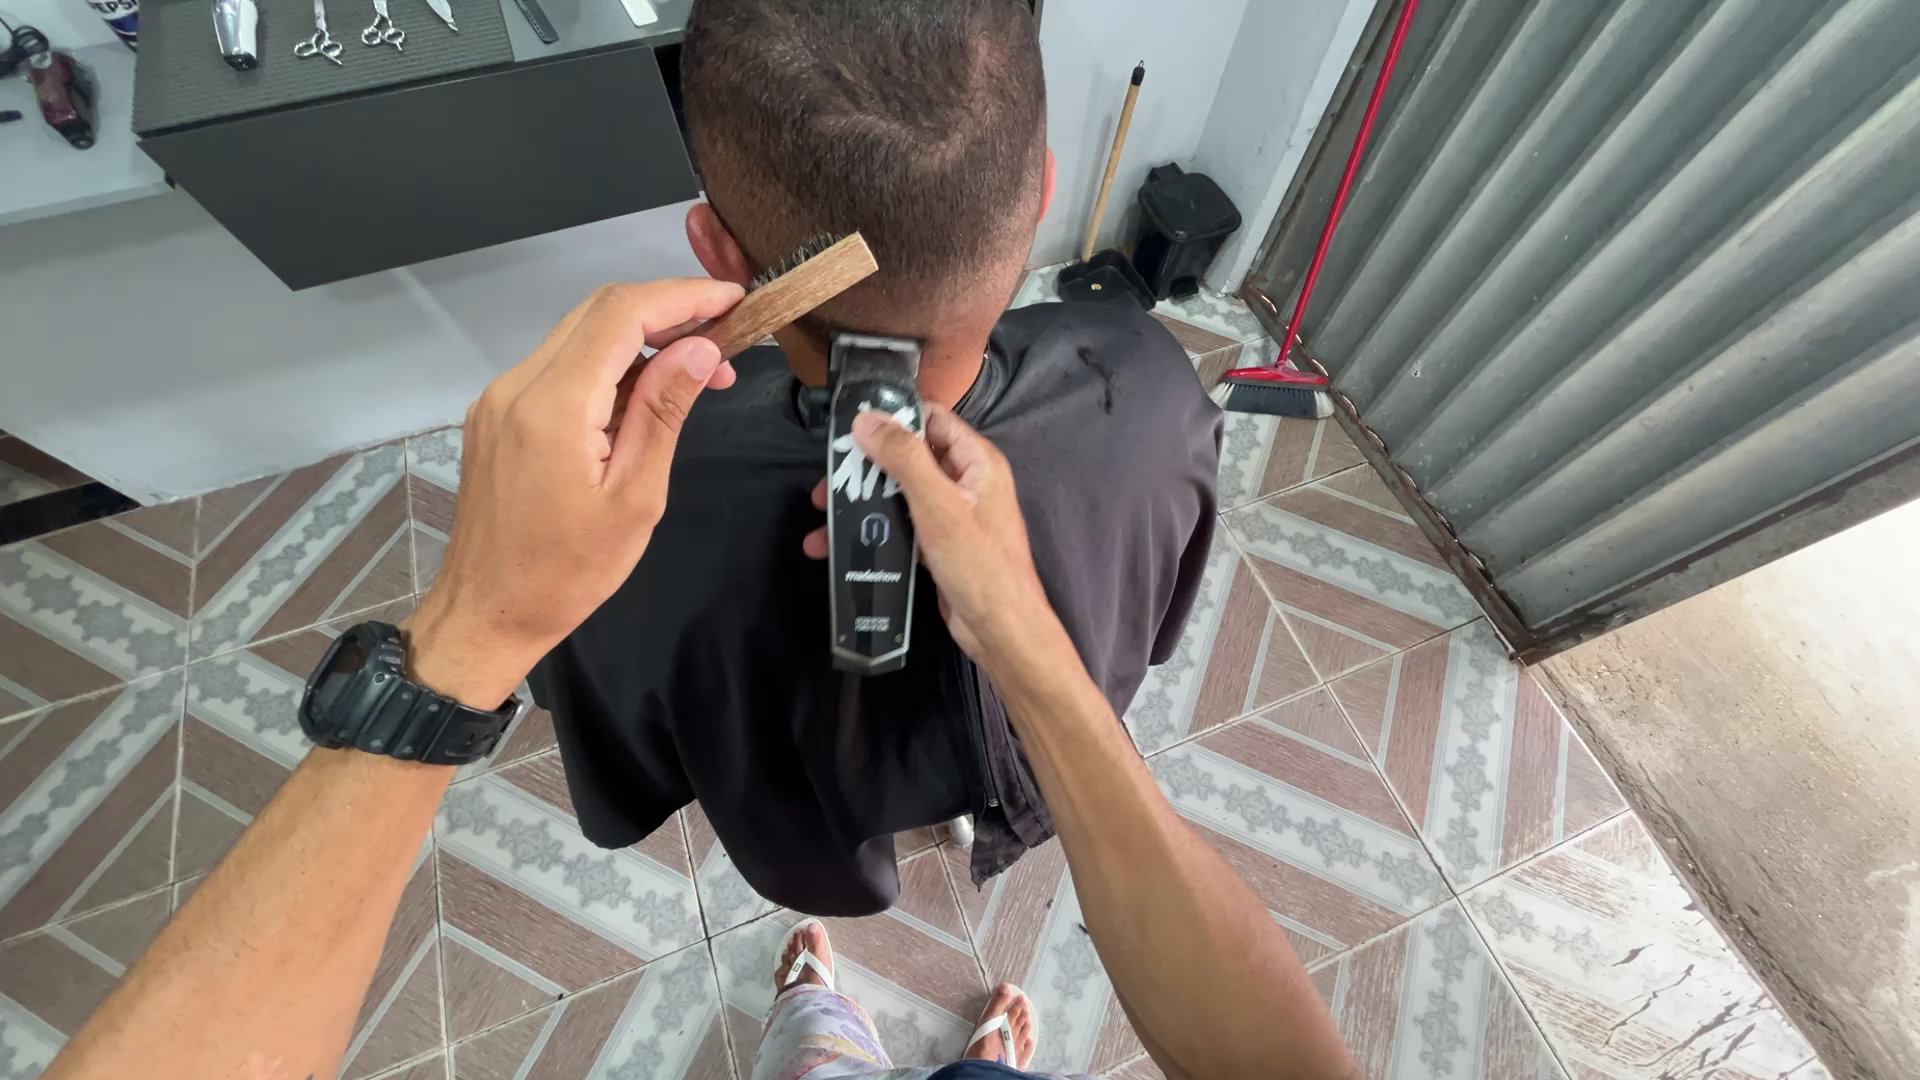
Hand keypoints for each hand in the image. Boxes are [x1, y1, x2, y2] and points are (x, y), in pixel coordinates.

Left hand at [408, 278, 745, 706]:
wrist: (490, 611)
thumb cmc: (572, 570)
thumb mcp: (636, 496)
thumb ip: (663, 412)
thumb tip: (701, 349)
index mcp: (554, 406)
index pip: (621, 315)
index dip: (682, 296)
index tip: (732, 299)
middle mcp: (517, 385)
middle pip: (598, 312)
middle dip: (669, 311)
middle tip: (728, 335)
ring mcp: (502, 397)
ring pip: (581, 335)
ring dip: (645, 339)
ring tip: (702, 370)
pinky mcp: (500, 413)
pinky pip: (563, 366)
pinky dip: (613, 365)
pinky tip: (648, 392)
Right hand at [802, 404, 1064, 671]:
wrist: (1001, 631)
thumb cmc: (978, 564)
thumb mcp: (938, 506)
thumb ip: (905, 458)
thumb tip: (867, 419)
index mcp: (976, 461)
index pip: (932, 420)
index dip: (893, 417)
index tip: (850, 424)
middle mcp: (966, 482)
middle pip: (909, 459)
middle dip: (866, 468)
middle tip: (826, 481)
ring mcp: (952, 515)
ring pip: (900, 496)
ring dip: (862, 503)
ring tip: (821, 515)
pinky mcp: (939, 545)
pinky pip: (901, 527)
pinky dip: (873, 532)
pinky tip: (837, 546)